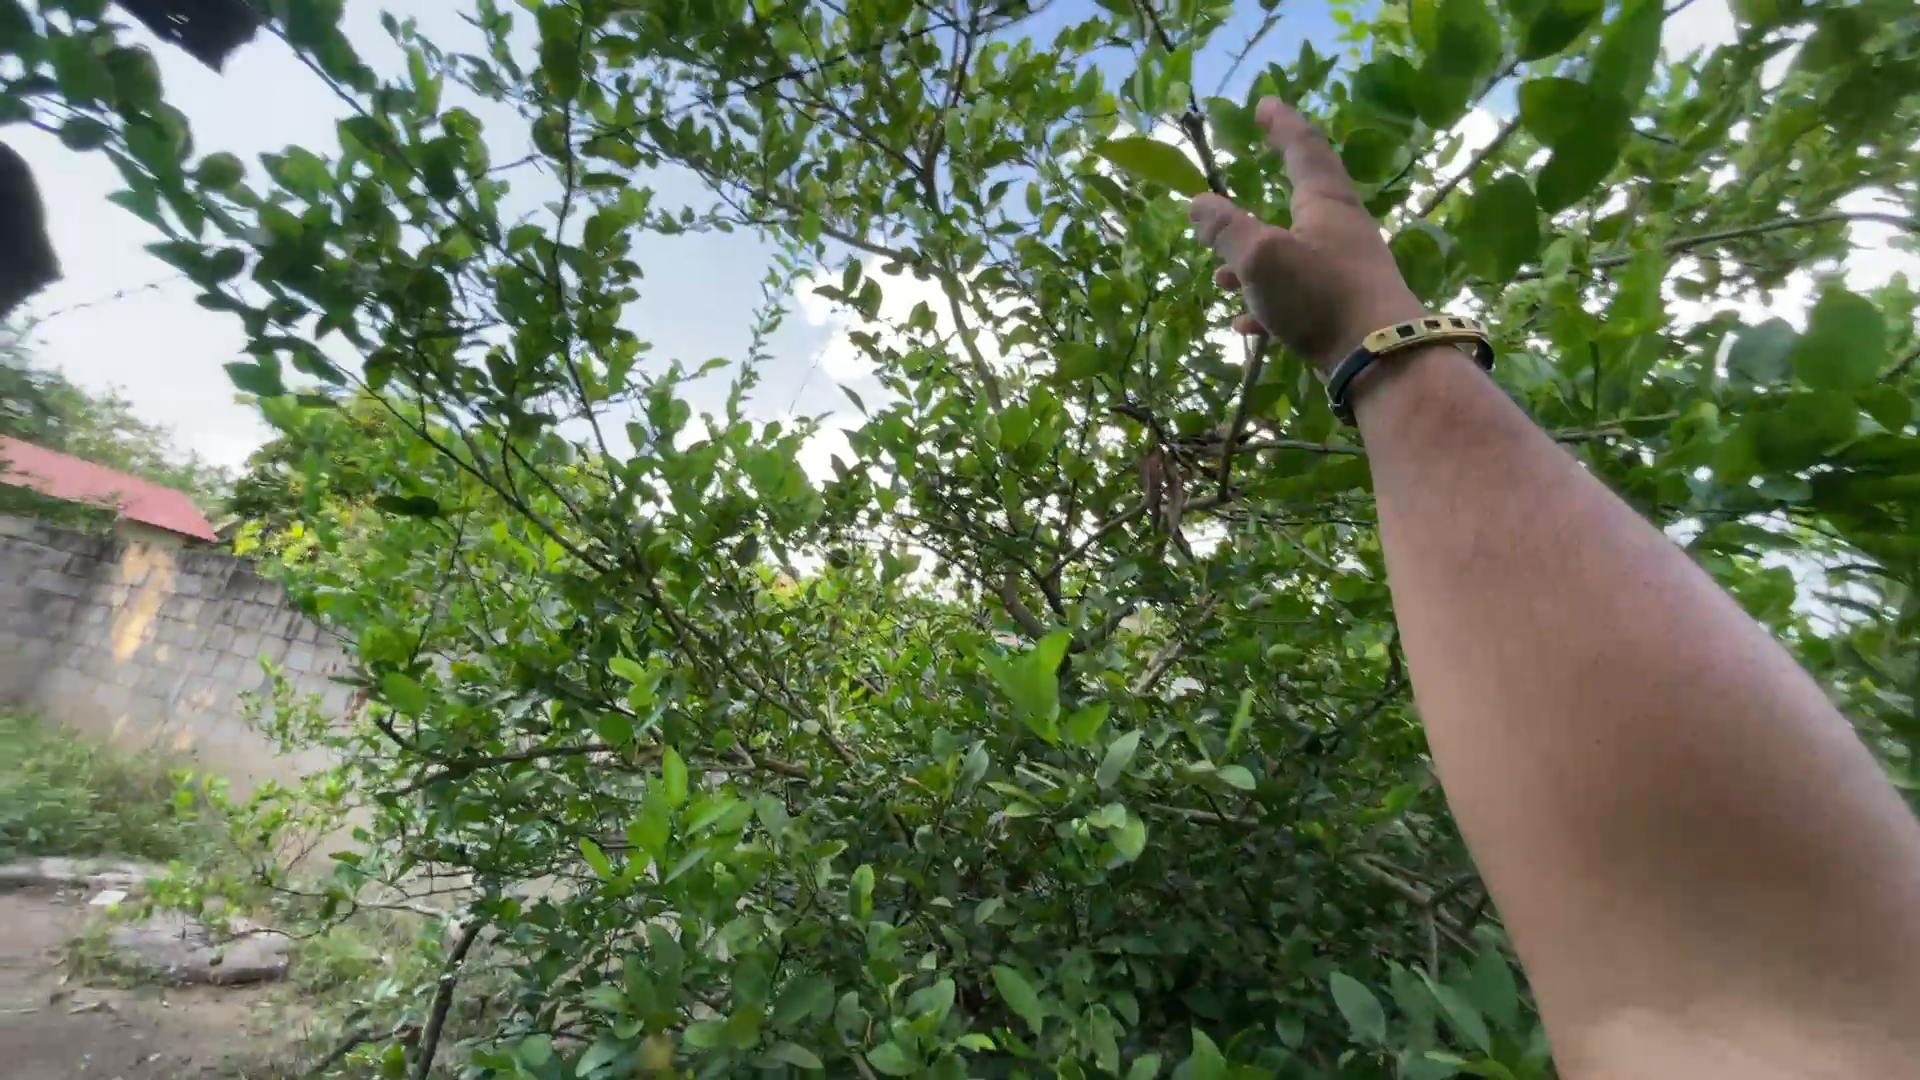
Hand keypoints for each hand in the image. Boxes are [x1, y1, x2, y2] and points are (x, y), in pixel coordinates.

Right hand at [1189, 98, 1424, 376]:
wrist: (1376, 352)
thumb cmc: (1318, 294)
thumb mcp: (1260, 257)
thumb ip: (1226, 230)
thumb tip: (1196, 202)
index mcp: (1324, 203)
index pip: (1303, 149)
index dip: (1282, 126)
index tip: (1265, 105)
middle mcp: (1338, 229)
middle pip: (1295, 206)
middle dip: (1253, 213)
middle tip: (1225, 210)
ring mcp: (1341, 270)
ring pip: (1289, 257)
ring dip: (1251, 265)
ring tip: (1220, 281)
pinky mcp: (1340, 307)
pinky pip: (1295, 297)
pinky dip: (1266, 304)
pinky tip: (1243, 323)